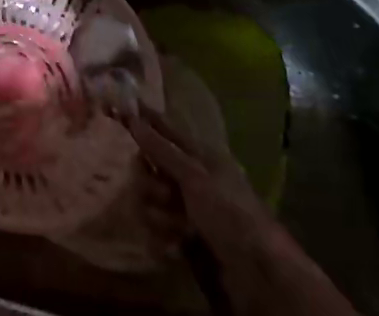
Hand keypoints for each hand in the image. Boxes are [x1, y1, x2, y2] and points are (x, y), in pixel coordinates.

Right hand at [124, 101, 262, 240]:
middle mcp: (192, 178)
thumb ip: (162, 149)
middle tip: (162, 192)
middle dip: (151, 180)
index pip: (167, 130)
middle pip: (153, 166)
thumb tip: (133, 118)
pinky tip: (175, 241)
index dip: (146, 119)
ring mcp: (188, 207)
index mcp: (200, 157)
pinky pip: (158, 223)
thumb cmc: (229, 213)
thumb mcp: (195, 177)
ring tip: (176, 224)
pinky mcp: (184, 234)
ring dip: (159, 210)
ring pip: (152, 196)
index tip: (121, 107)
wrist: (257, 272)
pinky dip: (164, 231)